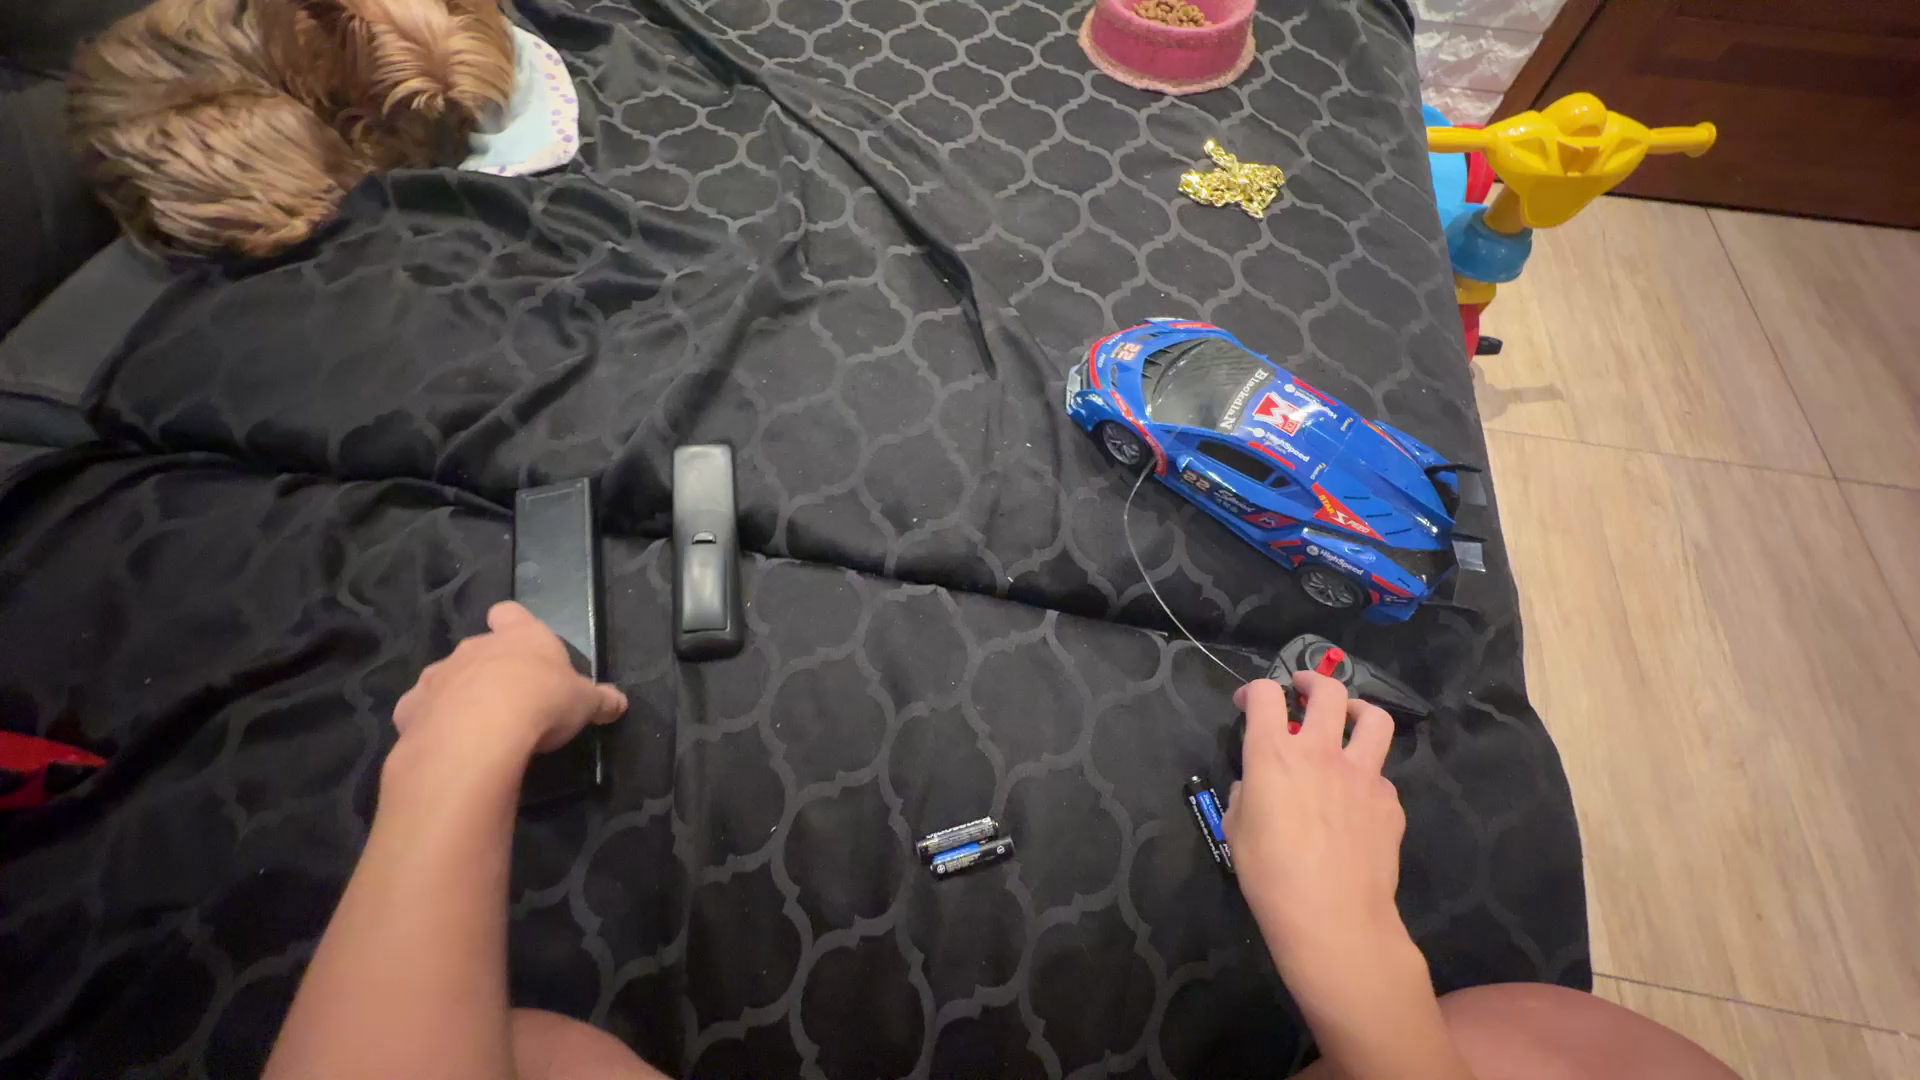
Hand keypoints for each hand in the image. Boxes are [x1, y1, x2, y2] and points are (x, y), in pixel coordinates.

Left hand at [392, 602, 627, 758]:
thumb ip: (600, 701)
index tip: (524, 646)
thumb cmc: (542, 702)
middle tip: (513, 699)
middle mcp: (475, 648)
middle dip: (492, 669)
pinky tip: (450, 742)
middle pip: (480, 649)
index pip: (510, 613)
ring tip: (480, 726)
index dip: (514, 625)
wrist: (477, 736)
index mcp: (521, 637)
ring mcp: (438, 676)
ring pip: (449, 678)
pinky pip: (422, 710)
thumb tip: (620, 703)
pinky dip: (434, 722)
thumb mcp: (585, 703)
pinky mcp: (410, 709)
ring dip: (461, 695)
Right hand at [1223, 672, 1403, 963]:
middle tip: (1302, 691)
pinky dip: (1366, 774)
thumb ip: (1245, 794)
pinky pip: (1380, 774)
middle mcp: (1319, 751)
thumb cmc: (1269, 873)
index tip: (1246, 704)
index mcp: (1272, 752)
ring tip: (1347, 719)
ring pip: (1374, 718)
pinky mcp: (1389, 802)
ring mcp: (1361, 774)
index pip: (1264, 693)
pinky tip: (1356, 797)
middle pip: (1326, 690)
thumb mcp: (1236, 827)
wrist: (1333, 916)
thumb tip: (1255, 786)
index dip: (1251, 690)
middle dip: (1311, 682)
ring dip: (1357, 710)